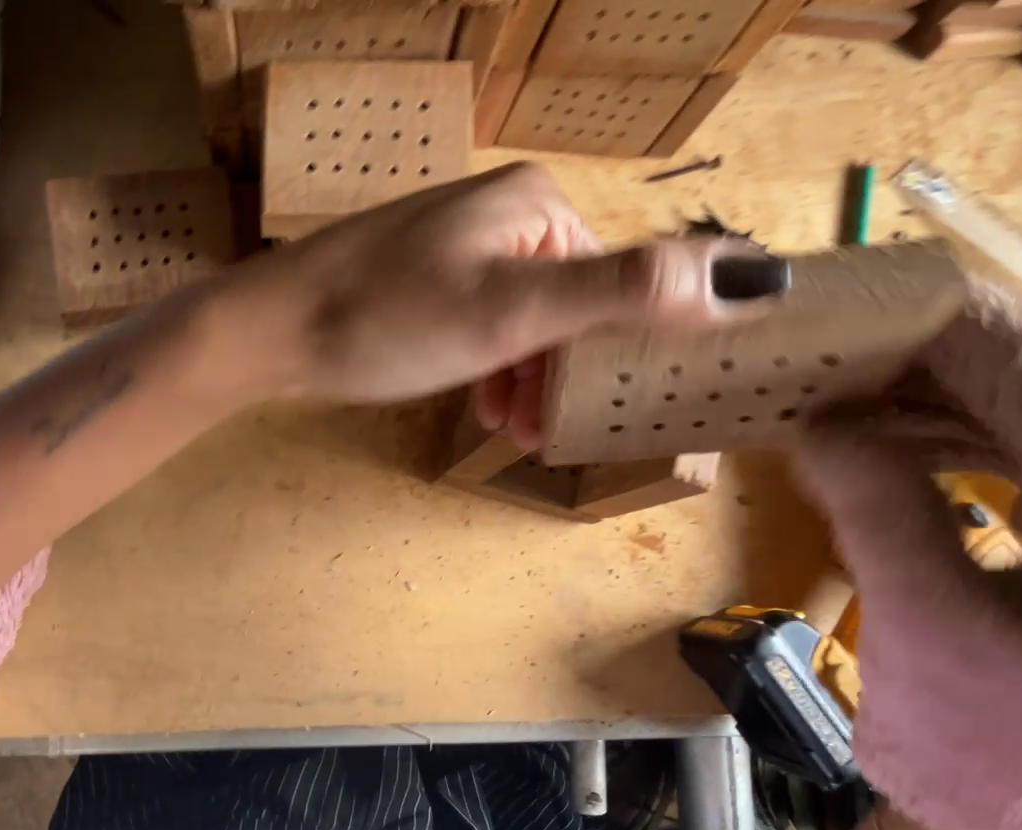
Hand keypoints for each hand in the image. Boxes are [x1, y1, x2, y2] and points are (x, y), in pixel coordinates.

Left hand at [209, 163, 784, 446]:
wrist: (274, 328)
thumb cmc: (389, 316)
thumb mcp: (512, 311)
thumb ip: (622, 295)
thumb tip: (746, 280)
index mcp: (537, 205)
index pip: (617, 279)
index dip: (621, 350)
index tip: (610, 408)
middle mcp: (502, 213)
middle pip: (570, 303)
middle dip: (563, 372)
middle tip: (549, 432)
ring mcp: (459, 244)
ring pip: (525, 321)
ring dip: (528, 379)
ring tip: (513, 430)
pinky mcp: (425, 278)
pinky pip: (484, 325)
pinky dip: (491, 368)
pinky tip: (484, 405)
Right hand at [793, 284, 1021, 829]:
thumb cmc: (982, 738)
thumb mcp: (919, 627)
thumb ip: (881, 513)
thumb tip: (822, 422)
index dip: (980, 341)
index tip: (886, 309)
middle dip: (972, 353)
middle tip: (867, 340)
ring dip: (975, 386)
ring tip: (876, 384)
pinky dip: (992, 424)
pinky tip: (920, 426)